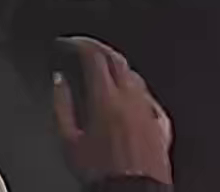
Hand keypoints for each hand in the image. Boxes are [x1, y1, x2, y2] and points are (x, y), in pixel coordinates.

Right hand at [52, 36, 172, 185]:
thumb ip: (61, 104)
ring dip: (117, 66)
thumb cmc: (102, 176)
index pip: (93, 55)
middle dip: (97, 46)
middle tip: (83, 45)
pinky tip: (132, 94)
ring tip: (104, 67)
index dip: (77, 43)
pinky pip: (152, 100)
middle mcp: (130, 101)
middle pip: (116, 58)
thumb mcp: (68, 141)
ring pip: (135, 76)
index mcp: (105, 99)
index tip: (67, 44)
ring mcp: (148, 114)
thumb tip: (59, 82)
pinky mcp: (161, 131)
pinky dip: (139, 91)